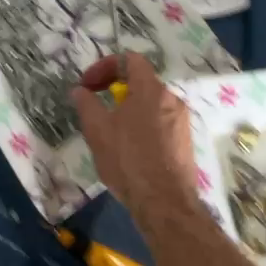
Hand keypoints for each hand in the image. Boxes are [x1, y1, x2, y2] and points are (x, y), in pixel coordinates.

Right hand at [70, 53, 197, 220]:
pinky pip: (160, 123)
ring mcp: (182, 123)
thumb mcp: (97, 130)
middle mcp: (172, 100)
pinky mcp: (185, 144)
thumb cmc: (129, 161)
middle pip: (141, 82)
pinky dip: (142, 126)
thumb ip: (86, 104)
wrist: (166, 205)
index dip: (105, 66)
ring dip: (128, 109)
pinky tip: (130, 150)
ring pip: (151, 105)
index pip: (130, 60)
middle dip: (115, 89)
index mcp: (151, 90)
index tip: (88, 85)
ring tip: (110, 131)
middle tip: (96, 106)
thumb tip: (80, 91)